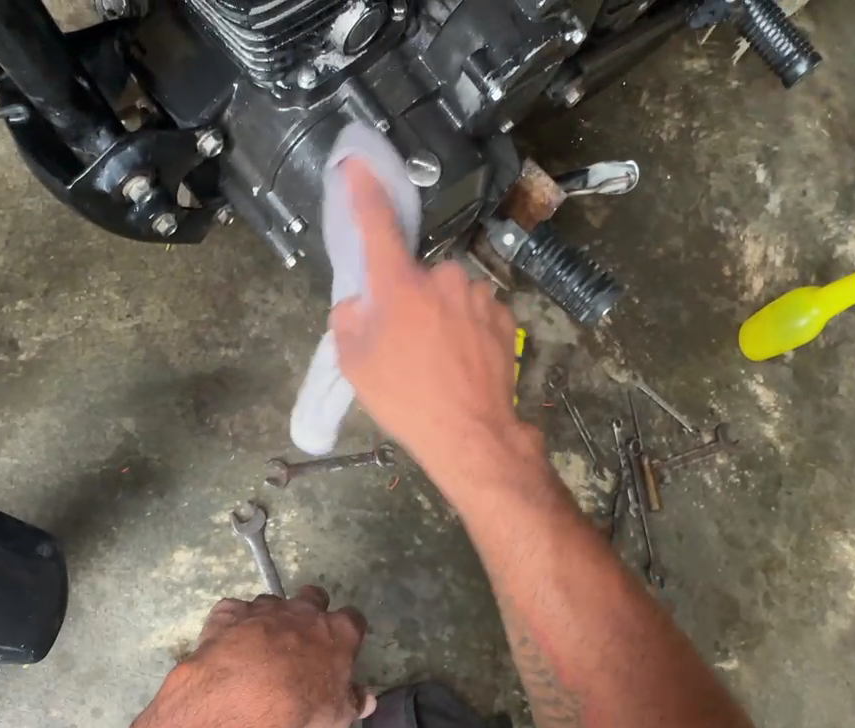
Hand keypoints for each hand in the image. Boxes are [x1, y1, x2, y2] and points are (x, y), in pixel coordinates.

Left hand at [172, 586, 374, 727]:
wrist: (245, 695)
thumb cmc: (301, 707)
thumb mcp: (337, 716)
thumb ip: (354, 703)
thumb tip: (369, 700)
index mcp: (337, 632)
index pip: (354, 619)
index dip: (348, 630)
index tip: (342, 645)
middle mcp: (303, 611)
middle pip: (314, 596)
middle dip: (310, 609)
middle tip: (302, 636)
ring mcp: (264, 608)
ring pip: (271, 602)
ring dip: (270, 618)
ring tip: (259, 645)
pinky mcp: (230, 613)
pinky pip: (233, 610)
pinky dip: (233, 623)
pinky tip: (228, 642)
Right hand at [329, 161, 531, 481]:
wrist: (470, 434)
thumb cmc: (406, 400)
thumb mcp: (355, 366)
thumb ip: (348, 322)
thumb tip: (357, 304)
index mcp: (399, 286)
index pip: (377, 226)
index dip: (364, 193)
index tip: (358, 165)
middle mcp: (442, 279)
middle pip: (417, 277)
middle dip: (410, 300)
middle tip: (406, 343)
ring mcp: (479, 296)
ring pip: (451, 295)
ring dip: (443, 316)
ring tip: (440, 360)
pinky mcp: (505, 316)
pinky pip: (477, 312)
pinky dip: (469, 328)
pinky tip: (465, 361)